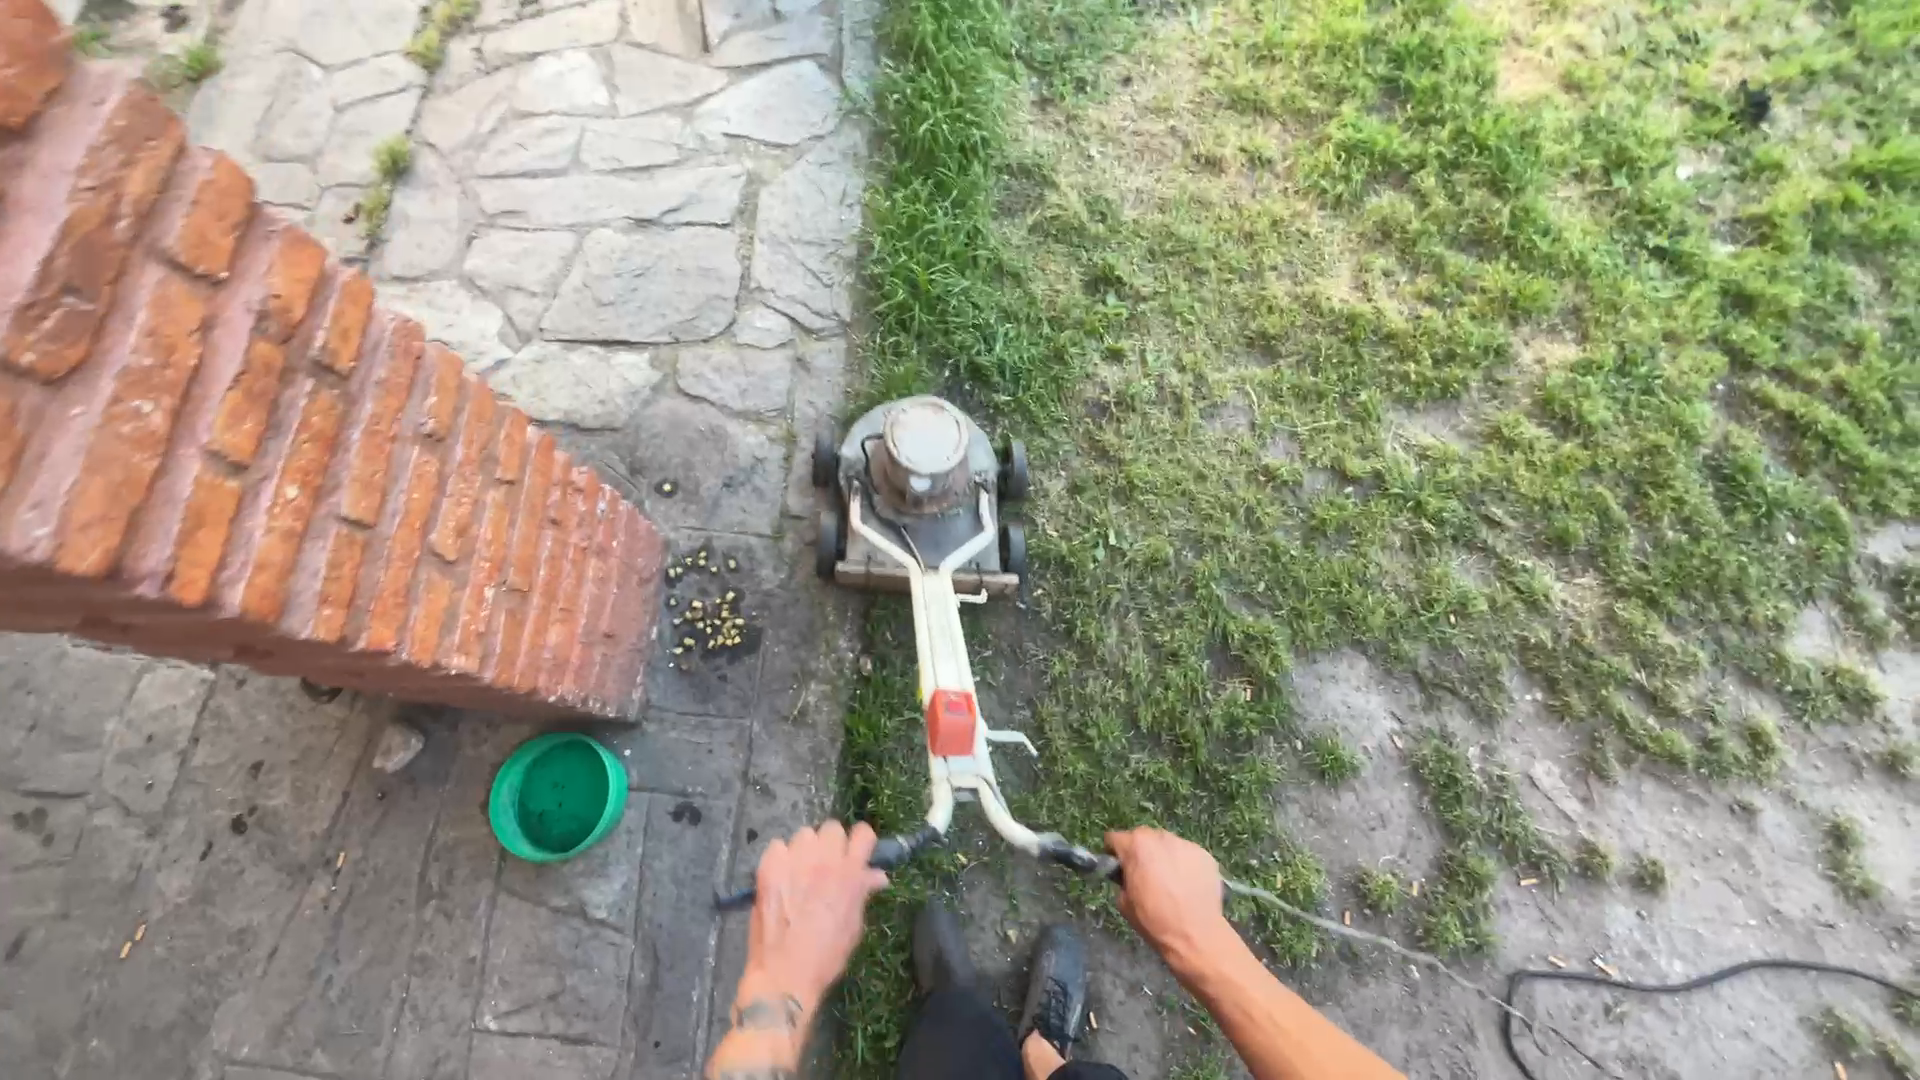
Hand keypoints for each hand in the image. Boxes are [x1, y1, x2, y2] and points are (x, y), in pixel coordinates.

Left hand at [744, 820, 889, 1012]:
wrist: (784, 975)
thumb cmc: (826, 956)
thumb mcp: (854, 925)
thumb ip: (863, 892)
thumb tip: (877, 875)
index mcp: (850, 873)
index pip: (863, 833)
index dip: (861, 841)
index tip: (857, 853)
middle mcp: (824, 860)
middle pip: (832, 828)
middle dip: (831, 844)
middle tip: (826, 865)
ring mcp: (795, 860)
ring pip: (804, 835)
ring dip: (806, 849)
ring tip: (801, 871)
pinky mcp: (769, 867)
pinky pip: (778, 846)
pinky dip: (780, 858)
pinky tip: (781, 877)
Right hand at [1106, 827, 1233, 973]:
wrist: (1195, 935)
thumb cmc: (1154, 920)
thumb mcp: (1124, 902)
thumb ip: (1122, 879)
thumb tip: (1128, 875)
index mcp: (1135, 846)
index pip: (1115, 838)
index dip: (1115, 853)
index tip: (1120, 867)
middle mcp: (1159, 837)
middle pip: (1142, 837)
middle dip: (1141, 852)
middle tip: (1146, 875)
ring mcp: (1184, 844)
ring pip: (1167, 844)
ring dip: (1164, 856)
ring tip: (1171, 881)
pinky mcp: (1204, 854)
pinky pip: (1187, 854)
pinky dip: (1184, 865)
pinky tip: (1188, 885)